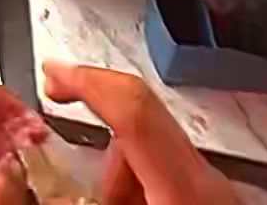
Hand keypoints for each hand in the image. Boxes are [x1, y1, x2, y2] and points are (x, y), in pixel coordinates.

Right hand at [43, 62, 236, 204]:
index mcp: (186, 193)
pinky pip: (166, 183)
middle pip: (138, 134)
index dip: (88, 82)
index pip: (134, 109)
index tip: (53, 74)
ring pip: (150, 160)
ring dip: (120, 187)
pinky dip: (143, 194)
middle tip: (80, 196)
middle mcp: (205, 184)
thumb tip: (53, 194)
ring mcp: (213, 194)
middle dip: (102, 162)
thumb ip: (93, 203)